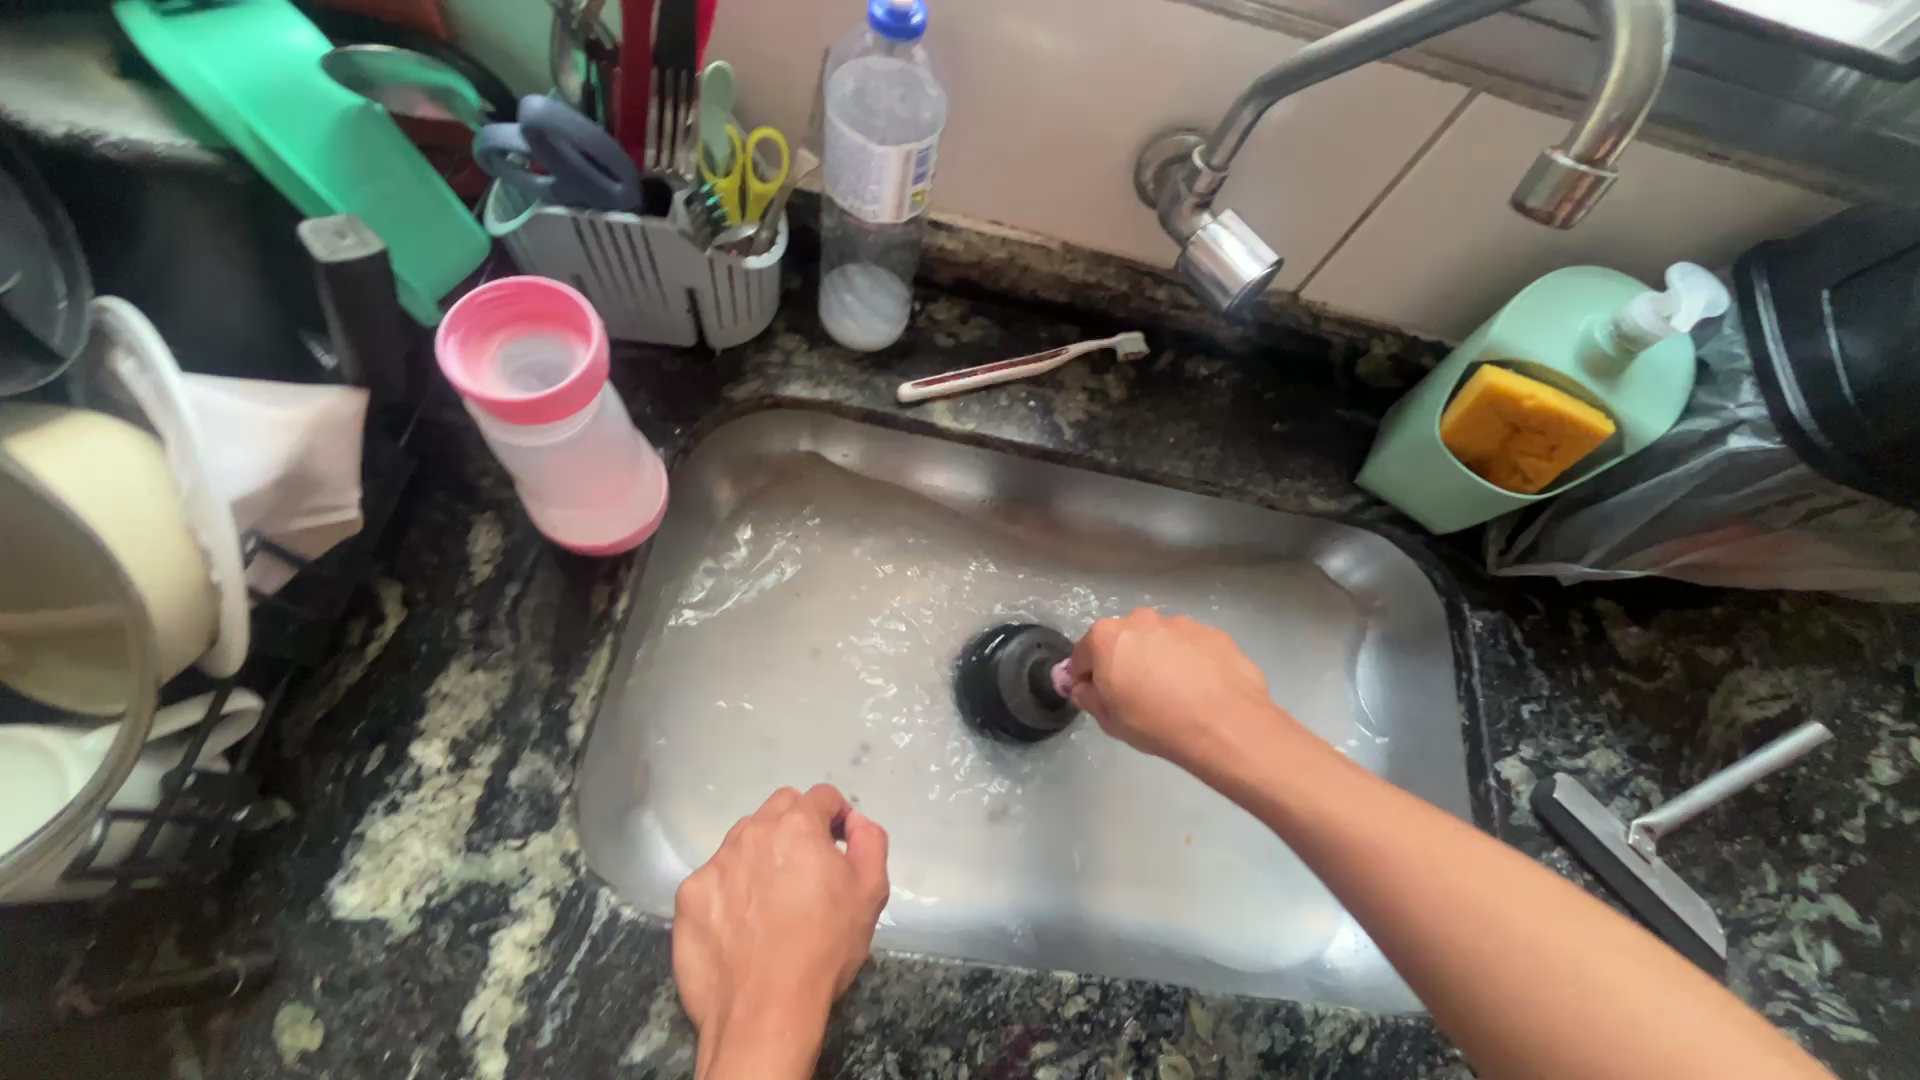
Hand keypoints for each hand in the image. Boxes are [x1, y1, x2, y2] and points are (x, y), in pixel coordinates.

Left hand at [672, 784, 889, 1079]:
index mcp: (797, 826)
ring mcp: (714, 864)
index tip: (840, 845)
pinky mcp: (688, 896)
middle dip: (798, 825)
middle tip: (808, 867)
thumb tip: (855, 823)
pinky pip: (715, 876)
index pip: (822, 796)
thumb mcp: (871, 893)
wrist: (764, 1013)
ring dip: (762, 852)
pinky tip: (741, 922)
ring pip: (744, 837)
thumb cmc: (824, 949)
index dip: (837, 817)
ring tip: (772, 897)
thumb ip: (870, 841)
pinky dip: (730, 888)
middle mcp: (752, 833)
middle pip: (780, 807)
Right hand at [1069, 608, 1296, 771]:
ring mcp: (1180, 623)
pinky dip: (1191, 661)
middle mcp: (1140, 620)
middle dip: (1124, 661)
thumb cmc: (1154, 722)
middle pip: (1123, 640)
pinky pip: (1191, 647)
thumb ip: (1088, 697)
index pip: (1083, 655)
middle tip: (1139, 694)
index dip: (1086, 677)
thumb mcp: (1108, 720)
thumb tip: (1085, 687)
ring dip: (1159, 658)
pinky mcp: (1213, 633)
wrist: (1223, 724)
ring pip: (1159, 640)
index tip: (1098, 696)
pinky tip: (1202, 688)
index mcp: (1106, 637)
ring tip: (1176, 692)